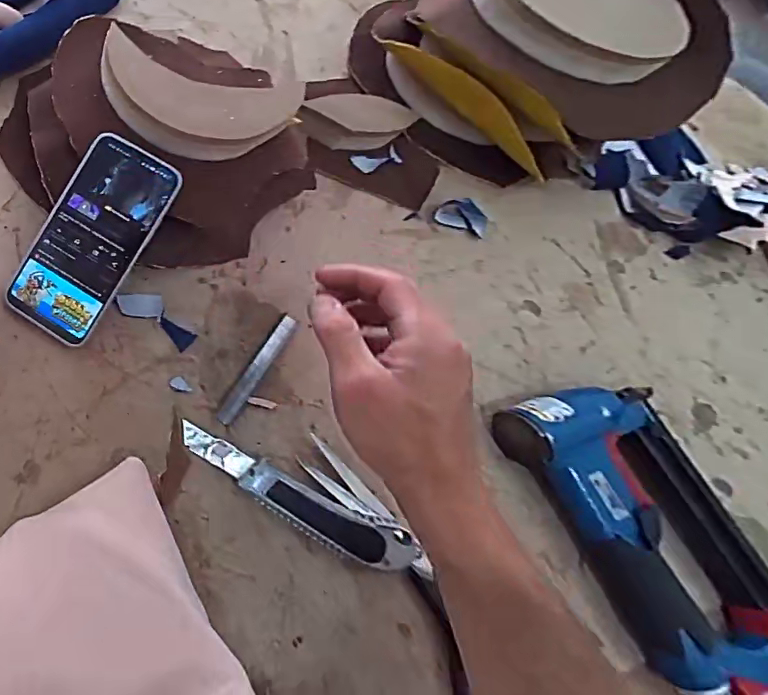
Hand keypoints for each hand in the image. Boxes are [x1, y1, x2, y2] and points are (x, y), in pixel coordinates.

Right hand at [309, 264, 481, 517]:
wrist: (441, 492)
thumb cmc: (397, 439)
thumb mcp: (355, 382)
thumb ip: (337, 333)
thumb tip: (323, 301)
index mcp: (427, 333)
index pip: (389, 284)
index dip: (351, 275)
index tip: (319, 278)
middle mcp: (444, 340)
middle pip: (399, 299)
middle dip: (358, 293)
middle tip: (323, 299)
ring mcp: (447, 361)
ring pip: (403, 322)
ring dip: (368, 315)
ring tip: (334, 324)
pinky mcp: (443, 381)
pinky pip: (409, 343)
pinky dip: (381, 337)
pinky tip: (358, 354)